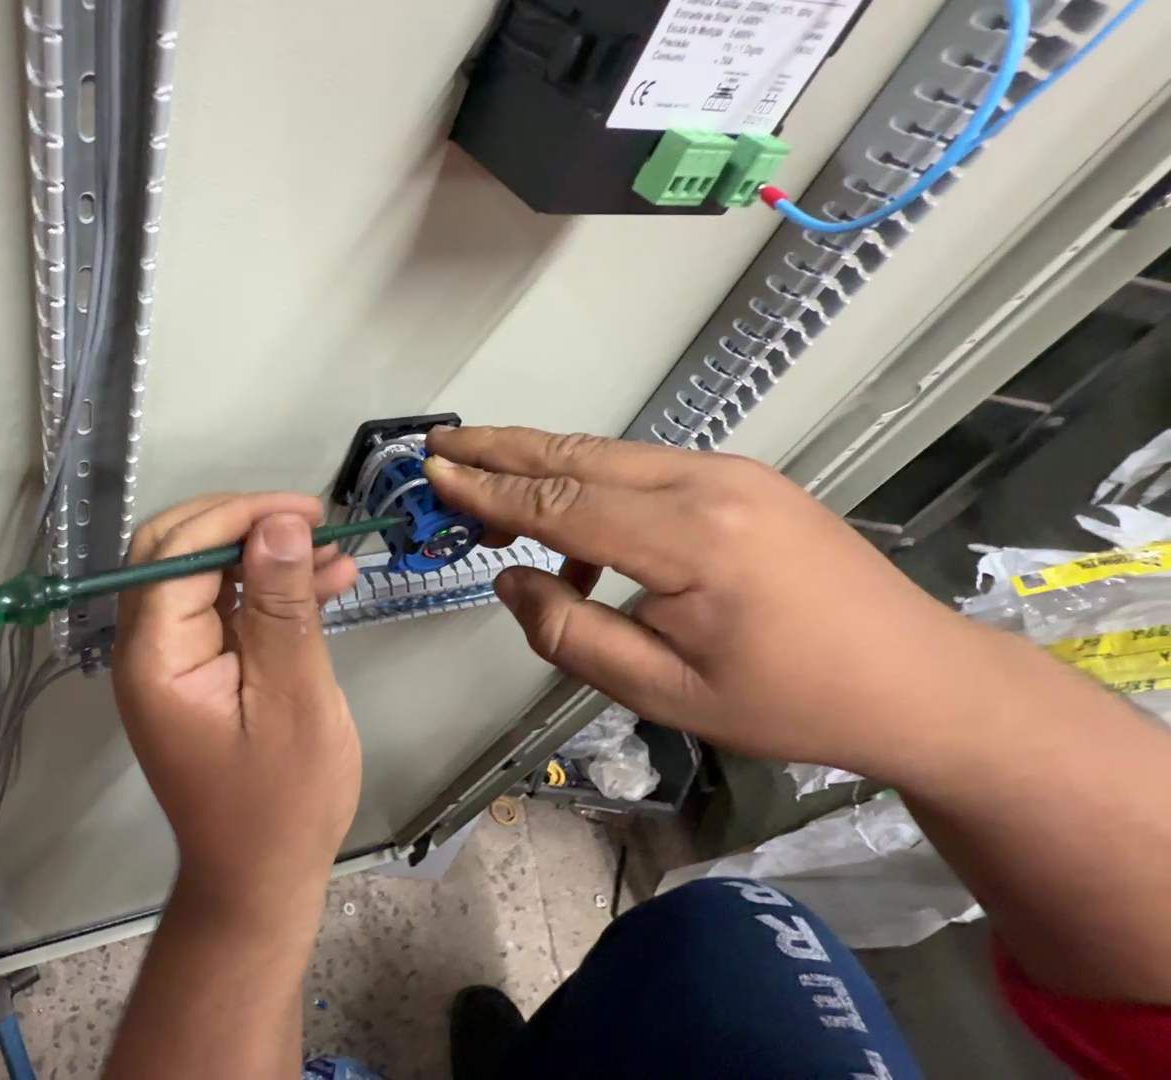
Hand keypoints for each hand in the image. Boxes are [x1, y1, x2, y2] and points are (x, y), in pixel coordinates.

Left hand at [113, 495, 362, 909]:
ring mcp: (171, 660)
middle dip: (241, 524)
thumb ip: (281, 607)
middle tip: (309, 521)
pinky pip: (225, 611)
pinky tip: (327, 583)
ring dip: (263, 556)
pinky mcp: (198, 671)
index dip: (235, 517)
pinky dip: (268, 593)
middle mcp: (148, 649)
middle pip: (174, 552)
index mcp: (155, 657)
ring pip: (204, 576)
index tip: (303, 511)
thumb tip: (277, 523)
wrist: (261, 878)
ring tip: (334, 551)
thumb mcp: (293, 699)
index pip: (174, 553)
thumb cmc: (281, 802)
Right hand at [423, 426, 995, 777]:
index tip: (432, 471)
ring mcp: (729, 473)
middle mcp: (707, 483)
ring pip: (605, 453)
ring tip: (476, 473)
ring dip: (534, 460)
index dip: (488, 489)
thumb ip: (568, 635)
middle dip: (498, 447)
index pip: (559, 504)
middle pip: (576, 455)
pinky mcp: (740, 479)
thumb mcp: (661, 692)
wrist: (920, 682)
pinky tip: (560, 521)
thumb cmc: (788, 701)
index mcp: (690, 539)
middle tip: (438, 440)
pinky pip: (639, 468)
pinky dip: (581, 480)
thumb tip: (511, 579)